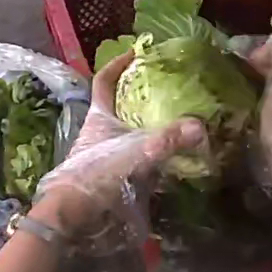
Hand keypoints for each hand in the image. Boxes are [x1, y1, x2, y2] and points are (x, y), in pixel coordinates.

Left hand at [32, 51, 206, 244]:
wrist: (72, 219)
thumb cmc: (93, 178)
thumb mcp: (131, 153)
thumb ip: (165, 140)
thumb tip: (199, 126)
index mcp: (99, 117)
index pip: (105, 80)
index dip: (118, 63)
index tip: (138, 52)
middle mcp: (101, 133)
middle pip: (122, 106)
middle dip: (144, 95)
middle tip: (174, 88)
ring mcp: (108, 156)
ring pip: (132, 132)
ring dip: (153, 126)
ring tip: (183, 119)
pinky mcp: (115, 178)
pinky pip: (140, 158)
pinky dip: (157, 155)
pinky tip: (178, 156)